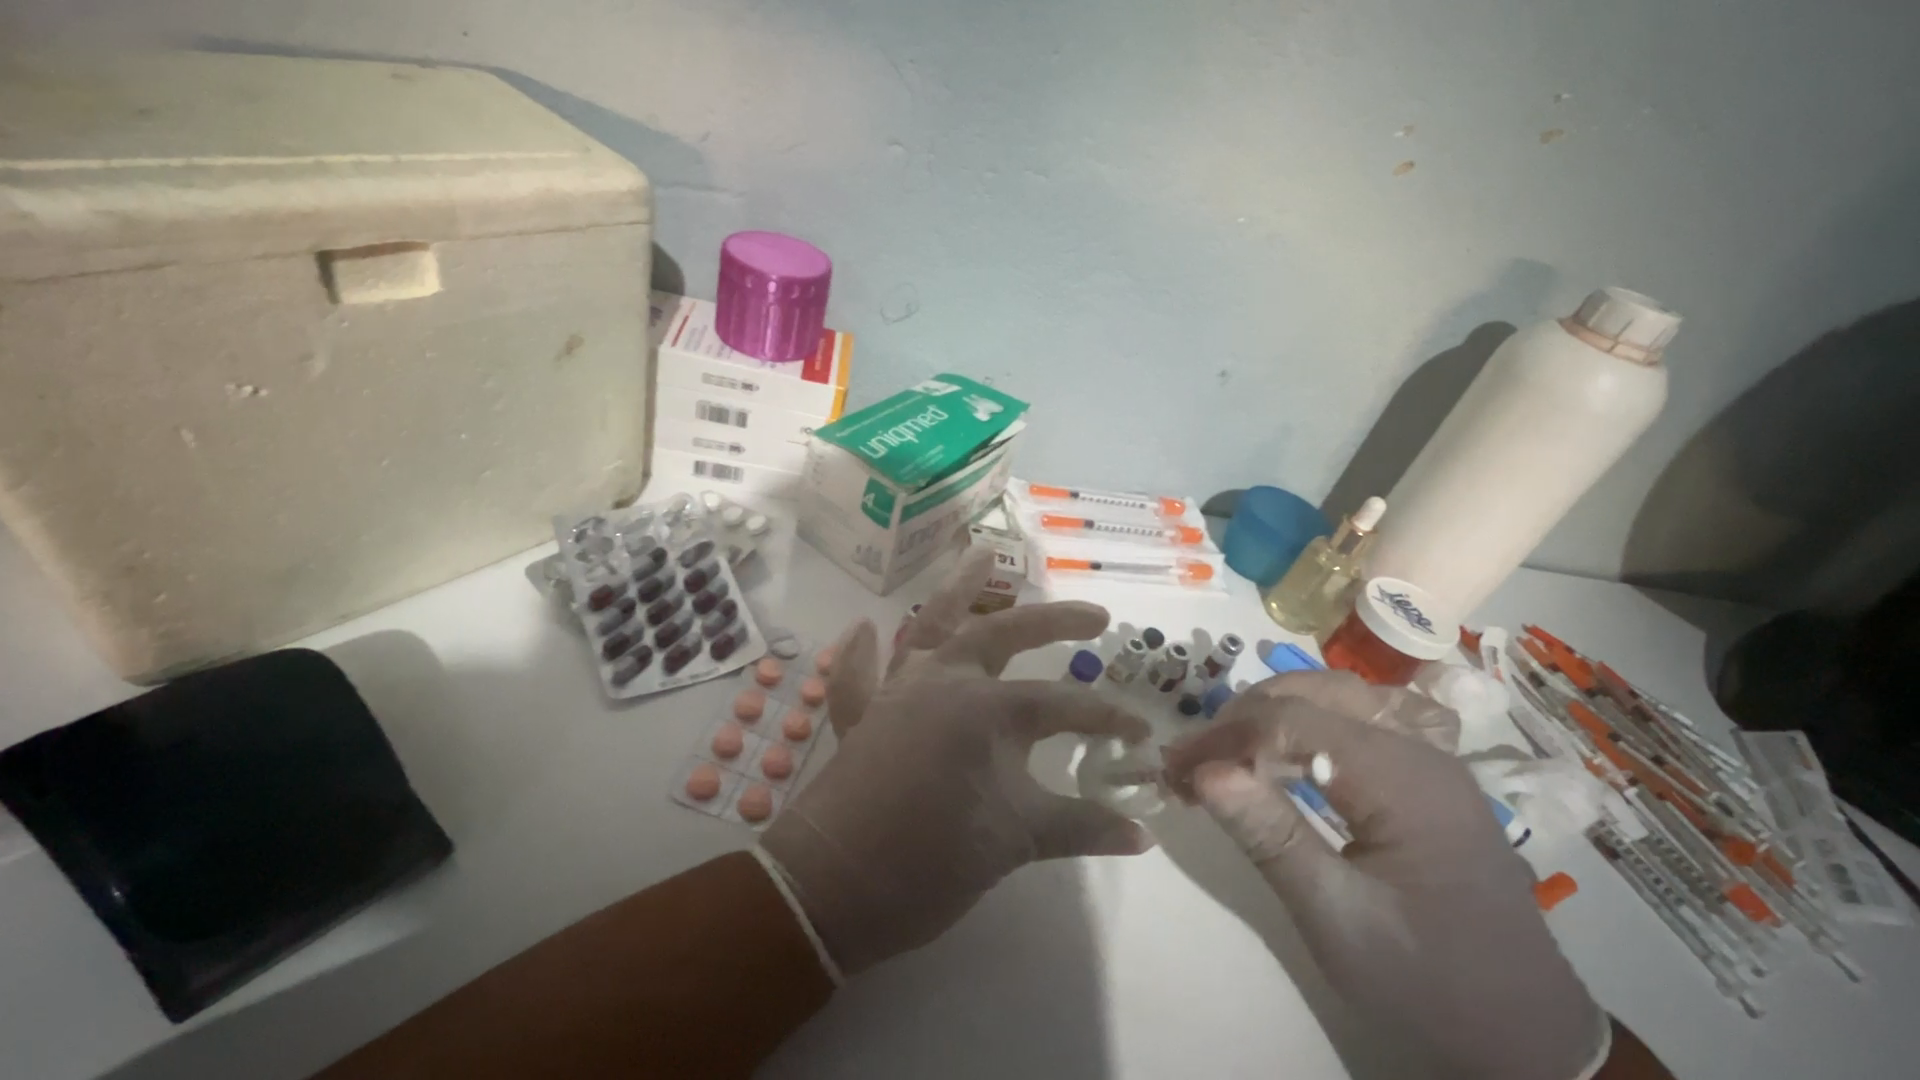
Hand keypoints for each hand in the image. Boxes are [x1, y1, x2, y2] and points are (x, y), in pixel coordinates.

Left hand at [759, 548, 1155, 974]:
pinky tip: (864, 628)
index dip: (1106, 720)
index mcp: (984, 708)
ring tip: (979, 551)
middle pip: (1001, 634)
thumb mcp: (1014, 842)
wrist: (829, 892)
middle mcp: (940, 684)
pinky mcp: (861, 720)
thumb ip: (1079, 828)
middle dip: (1051, 620)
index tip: (1142, 736)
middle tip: (1094, 614)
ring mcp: (895, 695)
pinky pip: (858, 676)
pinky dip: (861, 653)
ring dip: (956, 591)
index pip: (1062, 706)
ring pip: (928, 628)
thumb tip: (1143, 834)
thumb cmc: (928, 862)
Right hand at [1164, 671, 1608, 1079]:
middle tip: (1195, 760)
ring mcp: (1433, 764)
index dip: (1225, 736)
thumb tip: (1203, 770)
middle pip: (1320, 693)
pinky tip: (1285, 761)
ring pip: (1343, 701)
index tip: (1173, 767)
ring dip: (1278, 715)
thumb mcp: (1338, 919)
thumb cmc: (1428, 982)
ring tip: (1229, 755)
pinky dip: (1312, 728)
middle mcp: (1423, 753)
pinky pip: (1363, 727)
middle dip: (1248, 716)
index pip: (1294, 721)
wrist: (1528, 1034)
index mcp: (1404, 779)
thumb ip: (1271, 837)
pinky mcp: (1431, 784)